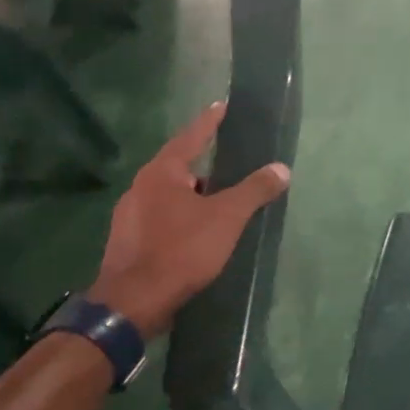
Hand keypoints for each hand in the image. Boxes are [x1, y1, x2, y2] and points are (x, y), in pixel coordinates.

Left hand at [89, 102, 289, 336]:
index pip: (190, 138)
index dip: (209, 123)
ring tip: (219, 200)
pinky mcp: (128, 242)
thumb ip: (255, 190)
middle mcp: (139, 188)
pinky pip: (161, 218)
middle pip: (177, 167)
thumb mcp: (227, 217)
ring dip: (193, 194)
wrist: (133, 303)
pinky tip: (197, 232)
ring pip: (169, 195)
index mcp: (161, 174)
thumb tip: (281, 168)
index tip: (222, 106)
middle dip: (203, 164)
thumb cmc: (181, 250)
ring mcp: (129, 217)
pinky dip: (181, 216)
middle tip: (229, 162)